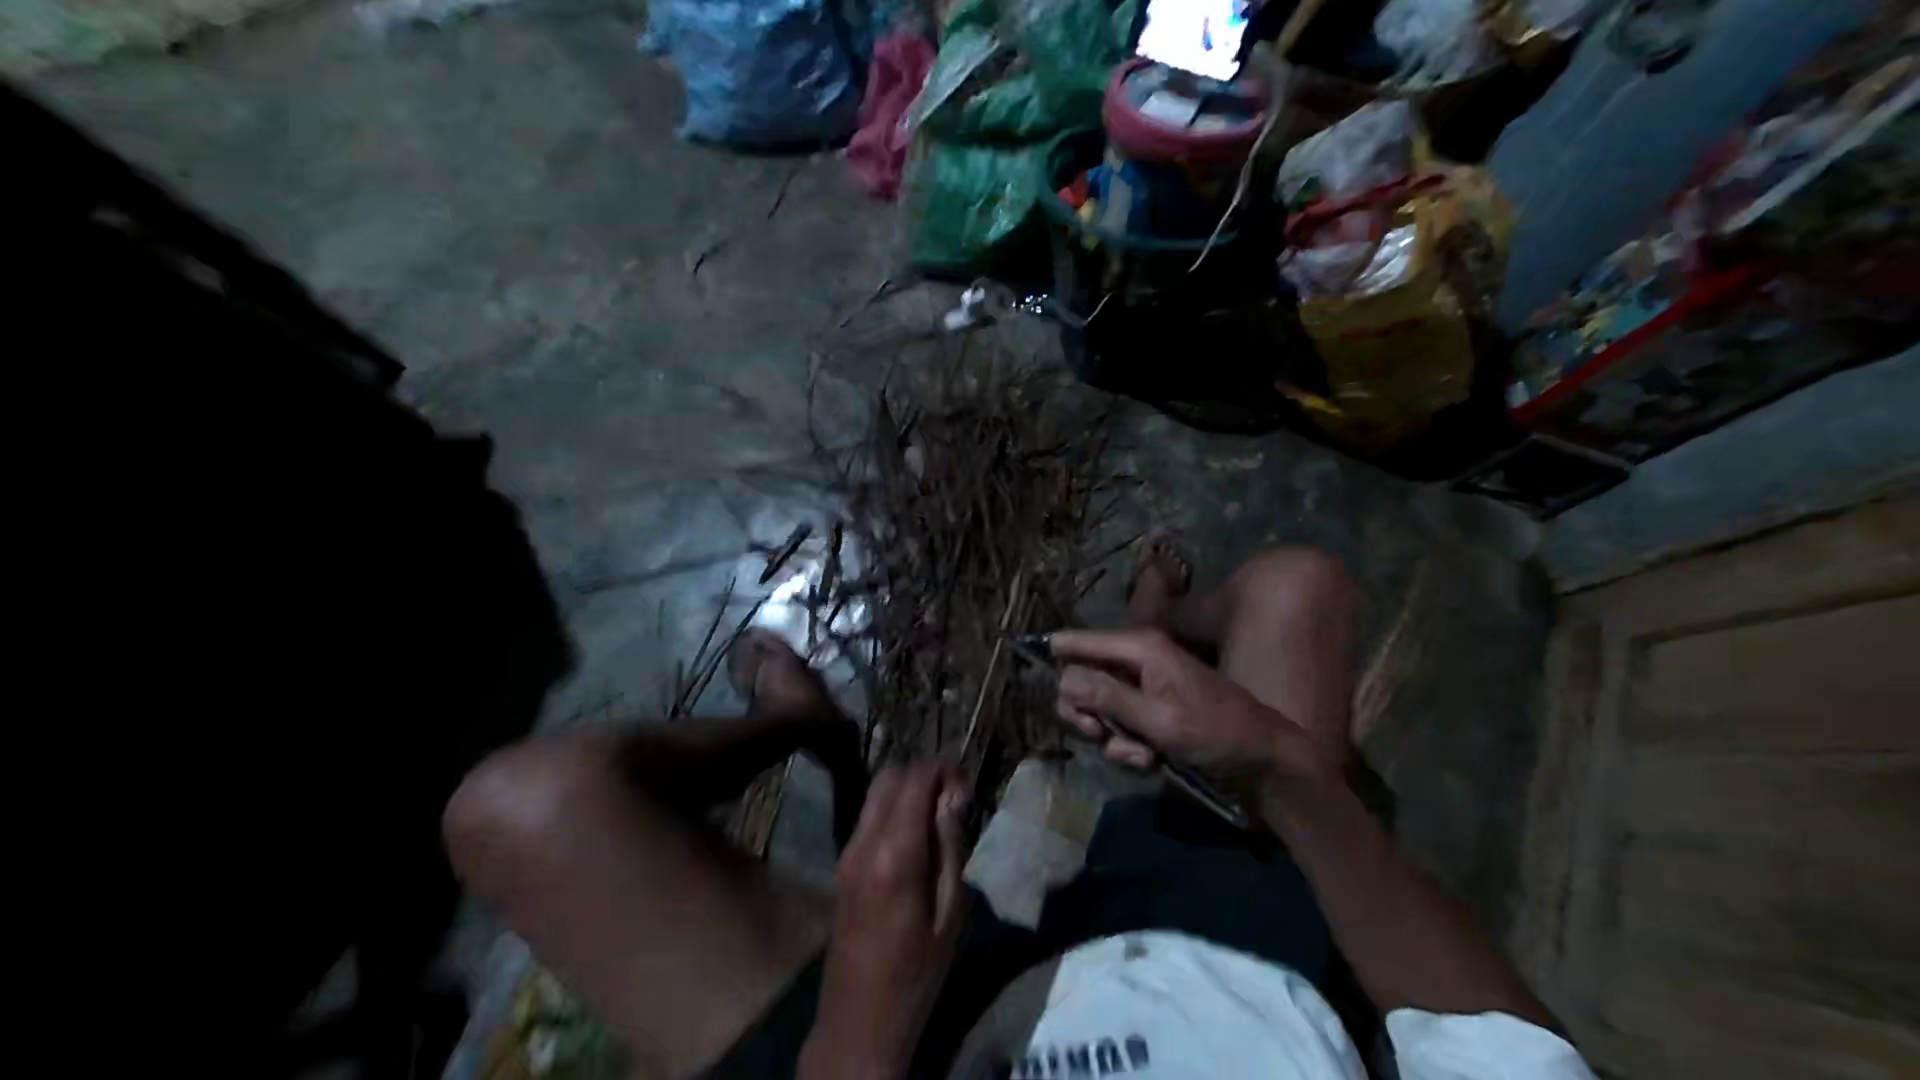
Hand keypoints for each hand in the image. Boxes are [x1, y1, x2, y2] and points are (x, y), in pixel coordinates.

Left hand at [800, 761, 968, 1079]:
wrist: (860, 1017)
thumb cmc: (918, 971)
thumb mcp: (950, 912)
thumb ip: (949, 846)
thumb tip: (952, 797)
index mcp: (895, 853)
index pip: (916, 779)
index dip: (944, 769)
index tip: (967, 786)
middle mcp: (864, 841)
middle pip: (891, 775)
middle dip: (925, 773)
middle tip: (955, 796)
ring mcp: (847, 851)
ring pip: (876, 792)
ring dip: (908, 787)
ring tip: (939, 812)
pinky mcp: (842, 863)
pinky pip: (868, 815)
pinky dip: (893, 806)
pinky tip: (916, 832)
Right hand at [1051, 628, 1337, 789]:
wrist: (1266, 769)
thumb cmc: (1217, 734)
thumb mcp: (1160, 718)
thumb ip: (1107, 696)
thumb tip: (1062, 679)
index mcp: (1141, 649)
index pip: (1079, 641)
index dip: (1052, 652)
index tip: (1021, 659)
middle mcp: (1137, 666)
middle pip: (1079, 681)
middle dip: (1084, 711)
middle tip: (1097, 732)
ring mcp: (1143, 696)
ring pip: (1096, 712)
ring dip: (1110, 738)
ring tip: (1141, 756)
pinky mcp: (1149, 722)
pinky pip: (1118, 734)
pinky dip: (1129, 751)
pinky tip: (1152, 765)